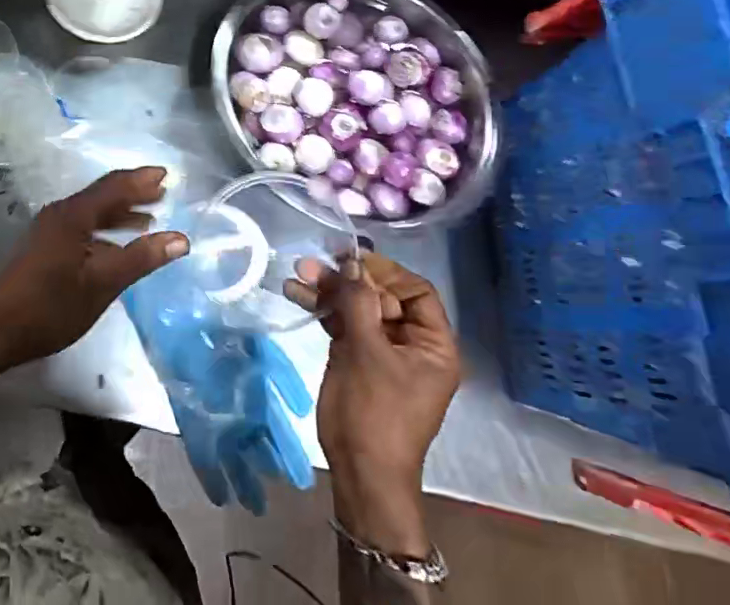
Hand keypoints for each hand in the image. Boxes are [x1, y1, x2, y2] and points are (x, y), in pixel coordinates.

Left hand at [0, 167, 189, 370]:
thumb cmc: (52, 307)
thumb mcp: (103, 284)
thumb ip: (141, 258)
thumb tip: (181, 239)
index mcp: (73, 216)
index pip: (113, 187)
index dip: (141, 180)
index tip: (166, 174)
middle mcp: (59, 214)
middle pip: (102, 195)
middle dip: (133, 194)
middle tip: (162, 192)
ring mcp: (49, 229)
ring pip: (91, 212)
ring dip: (120, 213)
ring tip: (148, 219)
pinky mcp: (44, 245)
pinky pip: (82, 226)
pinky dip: (104, 229)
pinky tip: (117, 245)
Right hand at [290, 252, 459, 557]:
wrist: (360, 471)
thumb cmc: (375, 412)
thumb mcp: (368, 353)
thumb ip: (359, 302)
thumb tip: (351, 262)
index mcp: (433, 344)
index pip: (416, 291)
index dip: (385, 271)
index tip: (351, 257)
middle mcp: (410, 342)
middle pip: (381, 296)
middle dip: (347, 279)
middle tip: (313, 263)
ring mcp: (381, 350)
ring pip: (357, 308)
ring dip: (328, 291)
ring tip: (297, 274)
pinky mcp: (356, 358)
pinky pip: (341, 325)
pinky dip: (321, 310)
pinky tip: (296, 294)